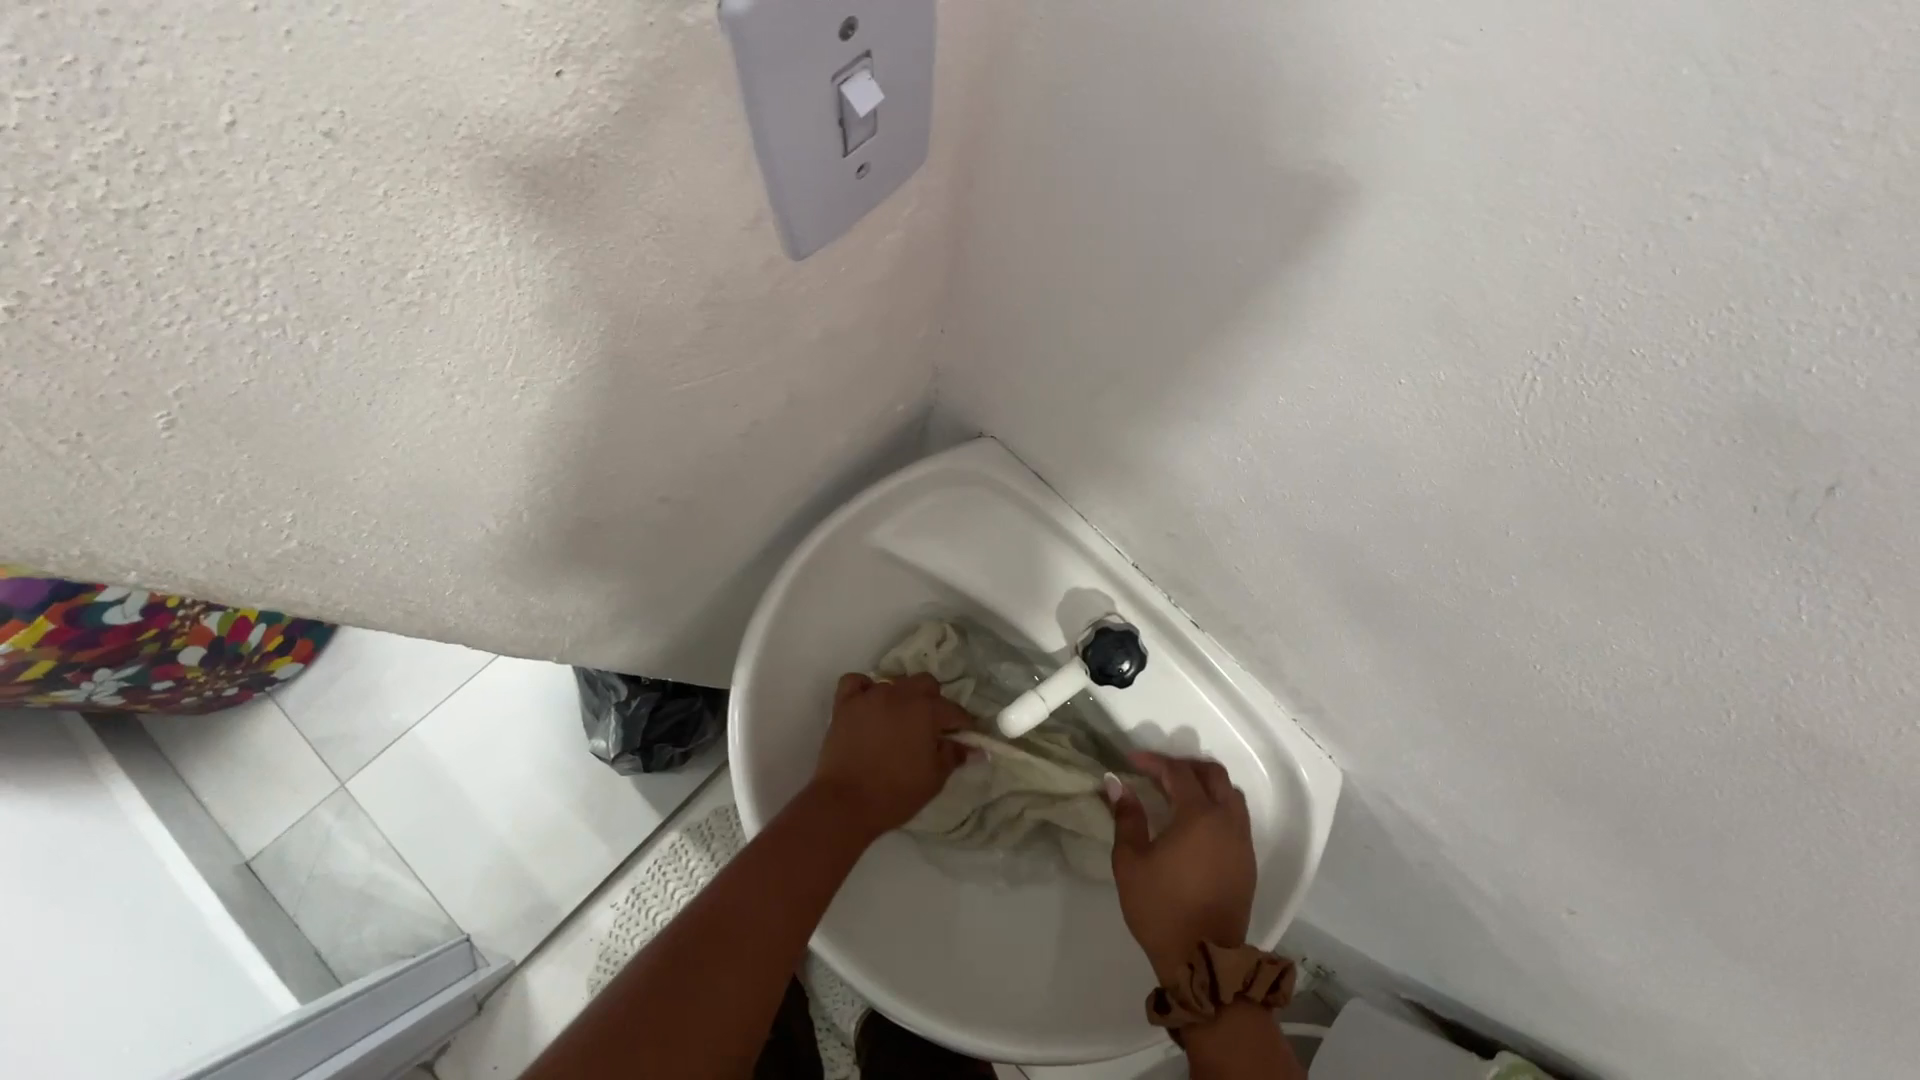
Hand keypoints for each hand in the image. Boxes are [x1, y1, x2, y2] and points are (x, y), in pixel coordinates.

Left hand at [809, 672, 969, 840]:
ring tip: (898, 723)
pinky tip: (869, 705)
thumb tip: (967, 746)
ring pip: (893, 684)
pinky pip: (856, 683)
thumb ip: (953, 755)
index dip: (963, 725)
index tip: (964, 738)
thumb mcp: (935, 779)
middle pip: (925, 684)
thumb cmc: (896, 793)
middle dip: (933, 702)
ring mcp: (870, 696)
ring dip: (901, 699)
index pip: (954, 711)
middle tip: (930, 728)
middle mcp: (900, 695)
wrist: (846, 803)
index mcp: (926, 710)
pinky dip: (864, 689)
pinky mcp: (844, 705)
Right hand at [1107, 753, 1256, 983]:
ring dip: (1205, 785)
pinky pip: (1236, 819)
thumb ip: (1126, 818)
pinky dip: (1216, 807)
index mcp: (1200, 816)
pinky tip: (1194, 822)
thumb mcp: (1131, 862)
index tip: (1130, 761)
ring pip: (1231, 795)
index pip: (1178, 773)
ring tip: (1176, 792)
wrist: (1202, 961)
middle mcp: (1228, 822)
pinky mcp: (1247, 863)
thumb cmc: (1160, 908)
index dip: (1154, 762)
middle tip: (1157, 771)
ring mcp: (1242, 843)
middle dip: (1185, 766)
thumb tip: (1117, 784)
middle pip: (1214, 775)